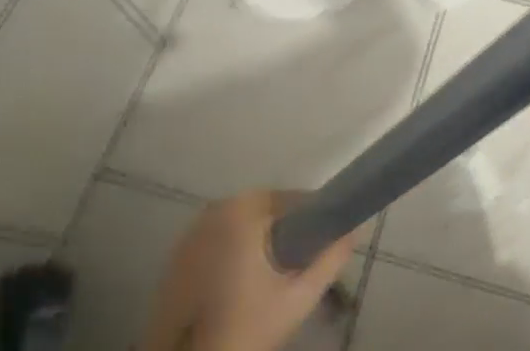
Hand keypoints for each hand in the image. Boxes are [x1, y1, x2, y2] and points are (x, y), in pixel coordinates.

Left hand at [137, 191, 356, 350]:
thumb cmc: (246, 330)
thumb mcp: (299, 298)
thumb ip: (330, 259)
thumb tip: (353, 232)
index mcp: (243, 213)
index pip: (290, 199)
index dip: (312, 217)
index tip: (324, 241)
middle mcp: (214, 212)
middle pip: (264, 210)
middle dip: (286, 230)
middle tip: (301, 262)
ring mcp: (190, 235)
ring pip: (240, 225)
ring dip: (259, 240)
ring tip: (273, 277)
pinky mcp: (176, 259)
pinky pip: (217, 242)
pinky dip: (234, 253)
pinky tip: (242, 286)